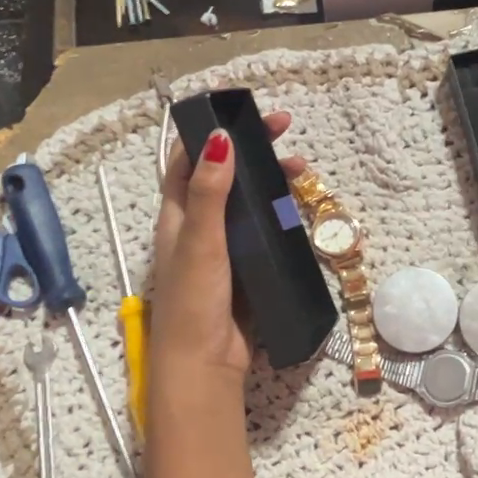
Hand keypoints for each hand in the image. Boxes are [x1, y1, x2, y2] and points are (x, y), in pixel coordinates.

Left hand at [150, 113, 306, 403]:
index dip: (213, 132)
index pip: (189, 160)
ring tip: (300, 172)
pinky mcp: (245, 270)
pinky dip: (280, 217)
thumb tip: (221, 138)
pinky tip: (299, 212)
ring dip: (270, 183)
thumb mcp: (200, 240)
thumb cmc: (195, 299)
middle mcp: (198, 227)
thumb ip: (209, 191)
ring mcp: (223, 250)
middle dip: (252, 152)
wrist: (205, 363)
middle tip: (286, 135)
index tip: (245, 114)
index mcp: (177, 216)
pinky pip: (264, 234)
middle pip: (225, 177)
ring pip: (248, 205)